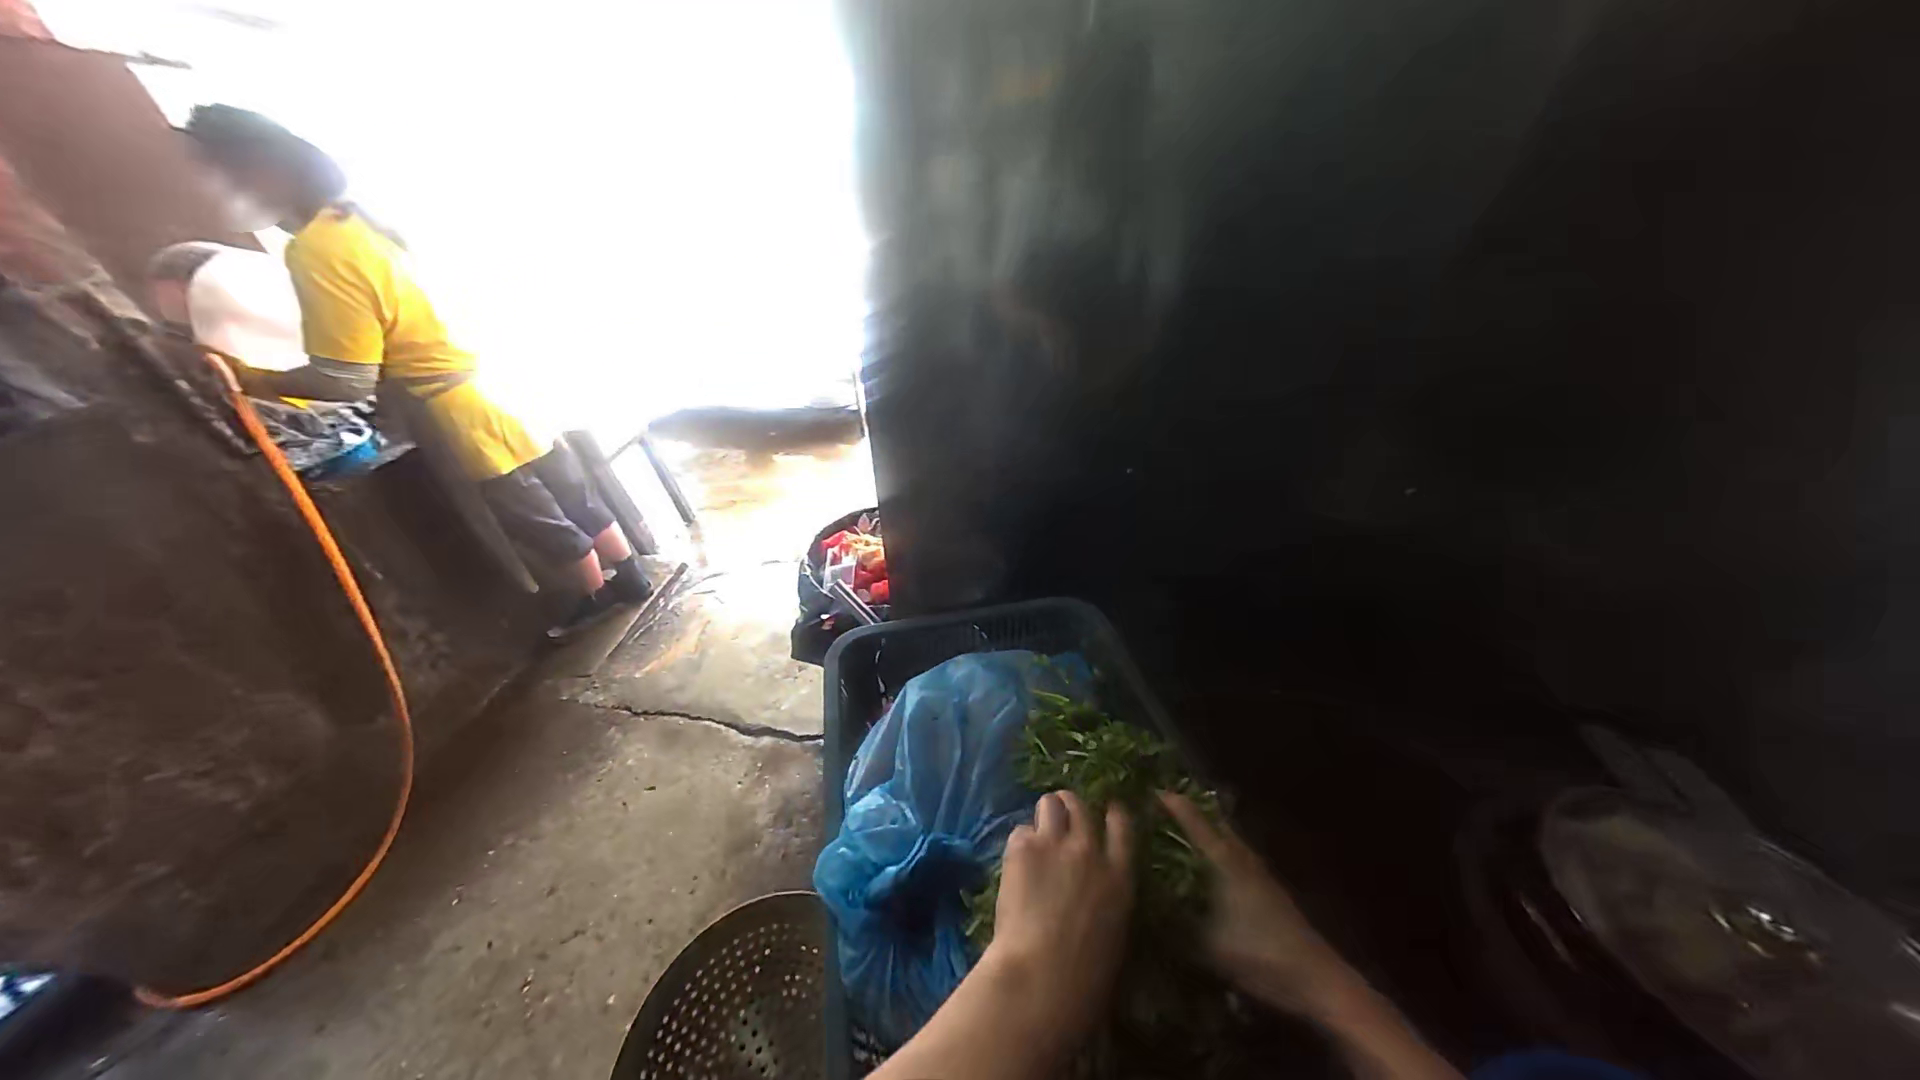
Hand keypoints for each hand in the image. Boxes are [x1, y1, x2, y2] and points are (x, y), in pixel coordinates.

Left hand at [982, 790, 1135, 1041]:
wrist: (1043, 975)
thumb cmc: (1085, 975)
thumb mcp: (1114, 930)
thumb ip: (1108, 894)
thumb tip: (1096, 885)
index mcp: (1119, 876)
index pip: (1121, 825)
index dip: (1112, 813)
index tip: (1106, 810)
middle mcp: (1090, 850)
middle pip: (1080, 806)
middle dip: (1069, 806)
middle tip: (1059, 817)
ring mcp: (1055, 844)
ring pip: (1050, 804)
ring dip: (1044, 813)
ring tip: (1037, 828)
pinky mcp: (1024, 847)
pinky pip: (1020, 830)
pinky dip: (1019, 842)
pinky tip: (1016, 862)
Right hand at [1159, 791, 1358, 1018]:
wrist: (1320, 982)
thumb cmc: (1262, 956)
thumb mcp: (1208, 947)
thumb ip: (1173, 926)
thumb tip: (1142, 906)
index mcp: (1225, 861)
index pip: (1193, 821)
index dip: (1171, 803)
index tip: (1148, 790)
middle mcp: (1243, 857)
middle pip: (1214, 821)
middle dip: (1188, 810)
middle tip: (1161, 806)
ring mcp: (1260, 872)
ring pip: (1228, 838)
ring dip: (1205, 829)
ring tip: (1179, 832)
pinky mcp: (1269, 889)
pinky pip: (1236, 855)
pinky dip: (1217, 850)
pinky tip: (1207, 867)